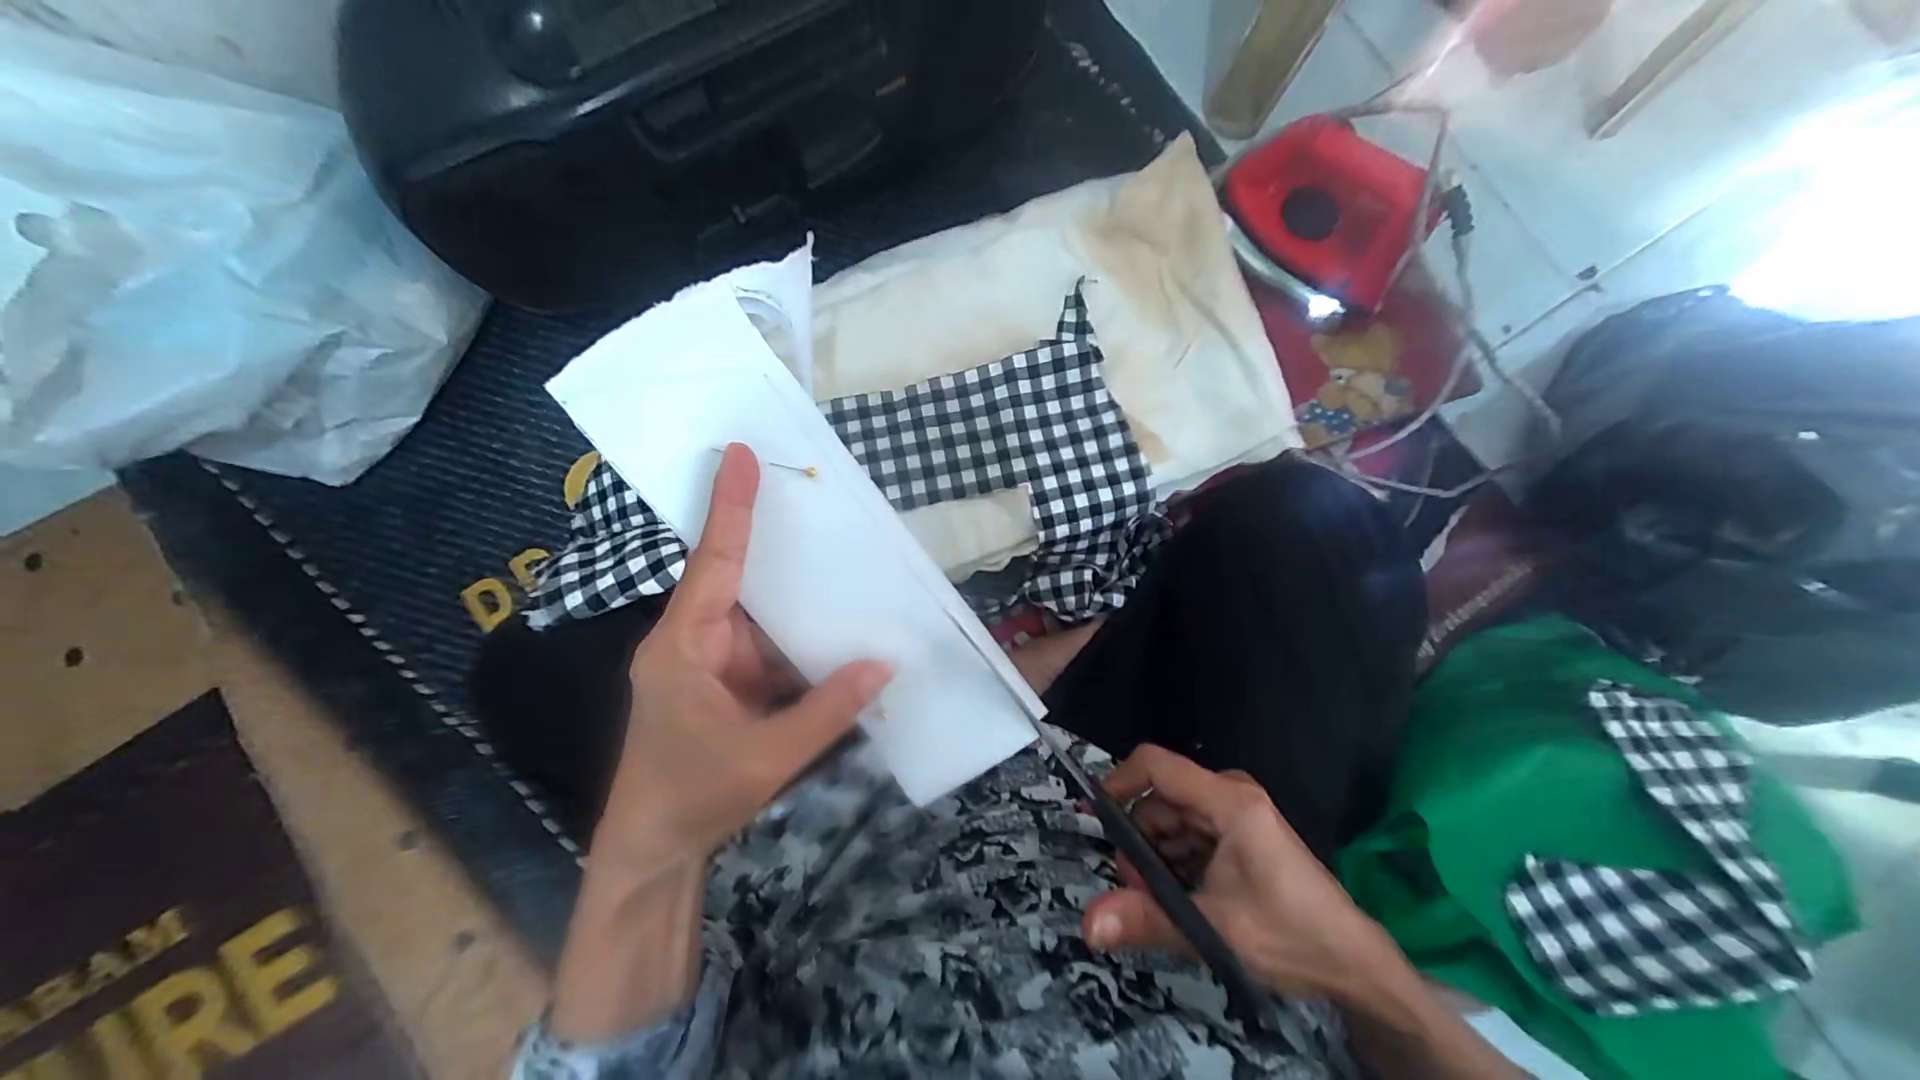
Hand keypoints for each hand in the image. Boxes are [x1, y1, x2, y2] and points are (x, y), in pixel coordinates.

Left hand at [592, 443, 892, 875]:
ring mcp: (712, 663)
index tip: (739, 454)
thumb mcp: (765, 757)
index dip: (731, 507)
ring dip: (800, 599)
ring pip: (762, 616)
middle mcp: (695, 641)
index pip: (714, 562)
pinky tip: (841, 631)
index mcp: (684, 646)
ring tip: (848, 562)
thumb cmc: (691, 797)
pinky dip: (802, 642)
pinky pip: (771, 648)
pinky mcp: (728, 683)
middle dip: (776, 540)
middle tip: (814, 495)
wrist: (653, 849)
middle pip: (739, 578)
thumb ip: (826, 711)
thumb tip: (883, 665)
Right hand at [1081, 744, 1396, 999]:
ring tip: (1161, 900)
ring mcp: (1237, 813)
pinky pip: (1190, 832)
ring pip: (1172, 818)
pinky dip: (1175, 860)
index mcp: (1228, 801)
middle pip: (1160, 799)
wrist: (1354, 966)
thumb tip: (1088, 923)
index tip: (1091, 816)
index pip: (1156, 765)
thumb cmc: (1290, 936)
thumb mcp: (1213, 929)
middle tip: (1136, 889)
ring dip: (1156, 855)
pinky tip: (1182, 894)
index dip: (1117, 782)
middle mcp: (1230, 795)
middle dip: (1138, 840)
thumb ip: (1147, 919)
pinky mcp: (1240, 833)